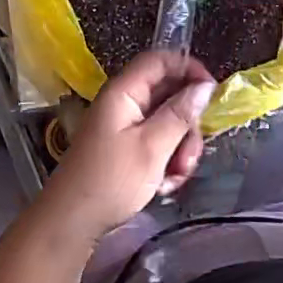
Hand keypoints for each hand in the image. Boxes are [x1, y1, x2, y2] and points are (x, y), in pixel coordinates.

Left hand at [35, 51, 215, 242]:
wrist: (71, 223)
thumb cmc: (110, 181)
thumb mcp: (152, 147)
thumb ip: (180, 115)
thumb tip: (204, 87)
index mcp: (124, 92)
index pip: (160, 60)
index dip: (189, 68)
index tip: (212, 92)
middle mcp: (124, 103)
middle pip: (169, 95)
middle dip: (187, 124)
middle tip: (191, 155)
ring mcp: (124, 126)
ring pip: (167, 122)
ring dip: (179, 149)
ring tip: (176, 177)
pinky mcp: (125, 147)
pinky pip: (157, 143)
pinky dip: (166, 161)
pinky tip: (164, 185)